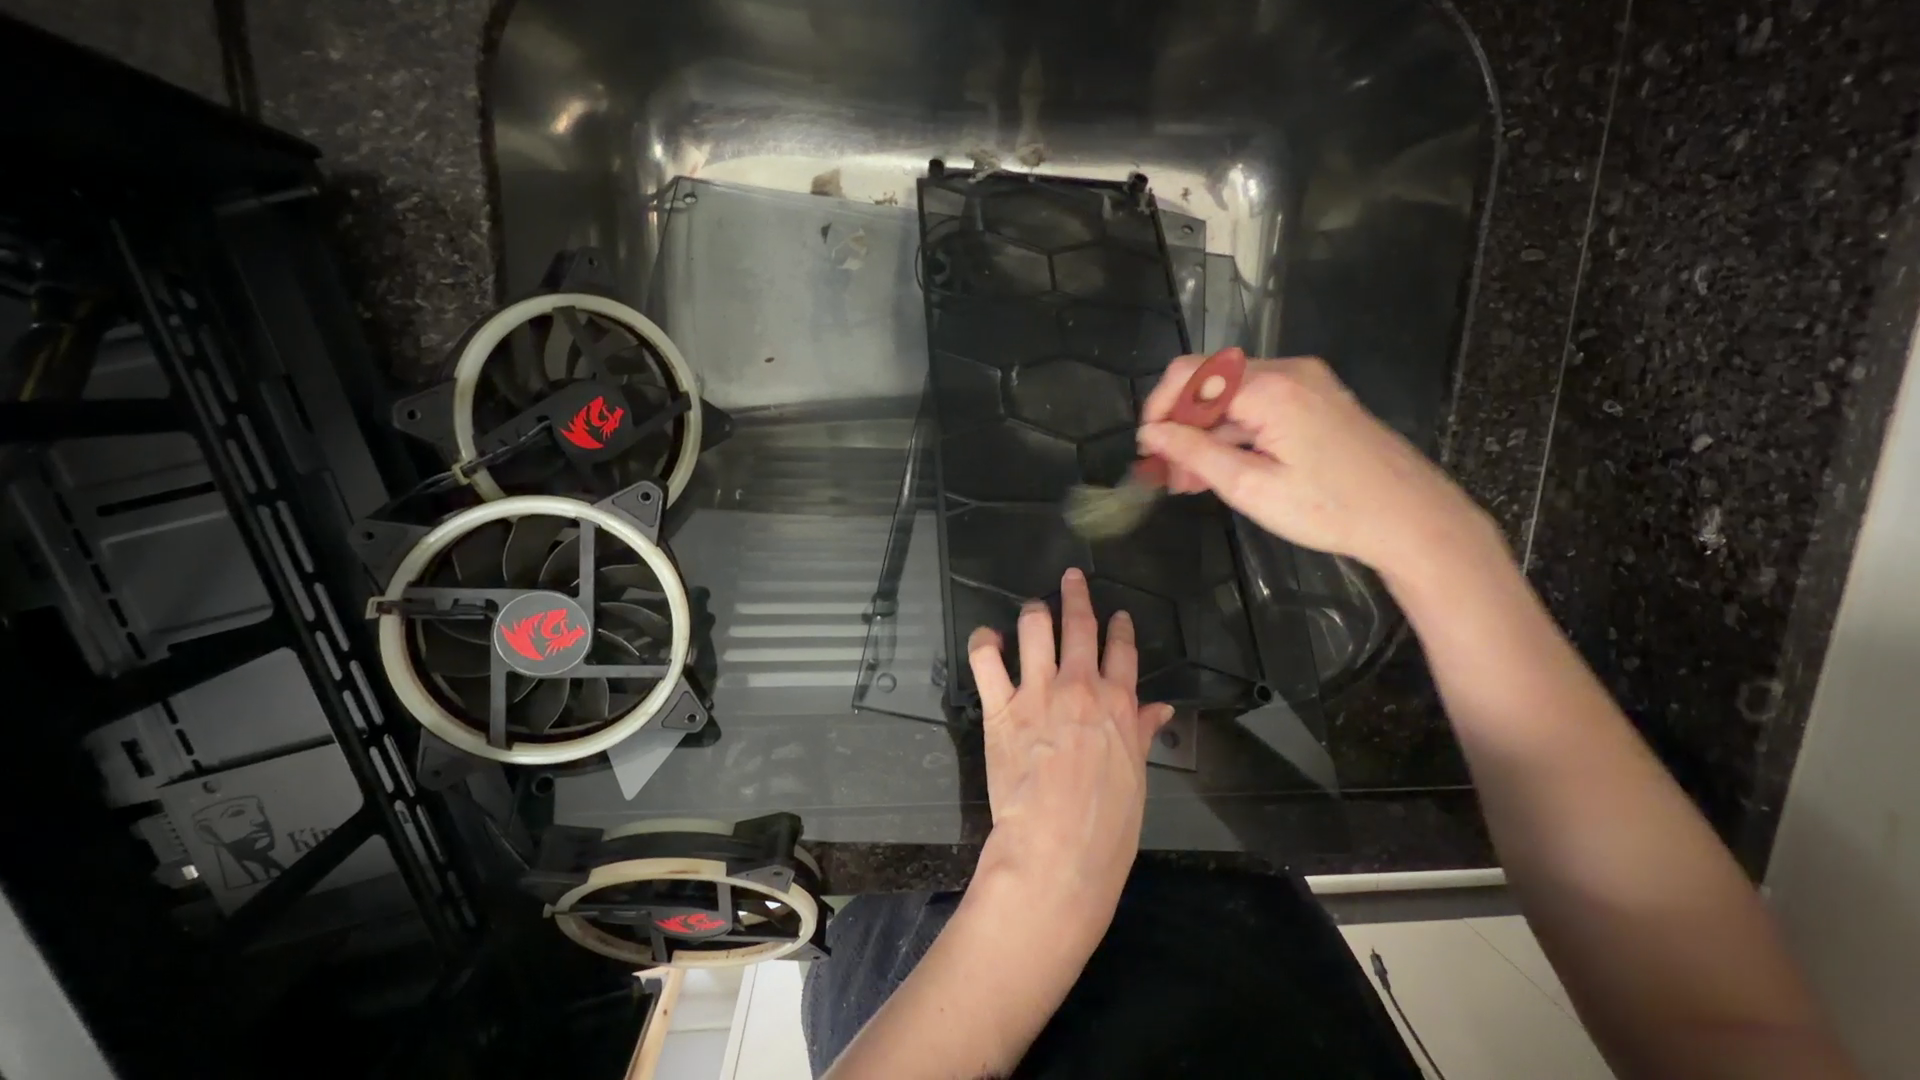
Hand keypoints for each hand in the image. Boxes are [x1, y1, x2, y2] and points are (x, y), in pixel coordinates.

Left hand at [966, 568, 1174, 911]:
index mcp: (1119, 703)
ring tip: (1032, 607)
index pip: (1122, 651)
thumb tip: (1157, 708)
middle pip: (1080, 626)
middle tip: (1071, 577)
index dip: (1120, 628)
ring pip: (1035, 629)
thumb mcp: (1136, 776)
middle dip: (1076, 596)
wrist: (1058, 845)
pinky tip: (987, 637)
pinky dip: (985, 642)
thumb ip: (1140, 733)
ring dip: (1034, 612)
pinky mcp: (1001, 707)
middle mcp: (1080, 686)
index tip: (1118, 614)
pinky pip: (987, 661)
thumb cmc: (1107, 823)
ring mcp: (1038, 692)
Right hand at [1137, 354, 1497, 584]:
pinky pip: (1261, 406)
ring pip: (1234, 397)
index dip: (1159, 407)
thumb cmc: (1330, 509)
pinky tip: (1222, 469)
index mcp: (1270, 388)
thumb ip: (1195, 454)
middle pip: (1211, 382)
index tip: (1147, 449)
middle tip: (1163, 473)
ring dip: (1205, 433)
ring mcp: (1307, 383)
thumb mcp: (1251, 487)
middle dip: (1180, 424)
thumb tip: (1151, 434)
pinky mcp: (1318, 399)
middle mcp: (1288, 372)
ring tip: (1187, 482)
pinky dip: (1235, 433)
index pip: (1192, 374)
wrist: (1412, 518)